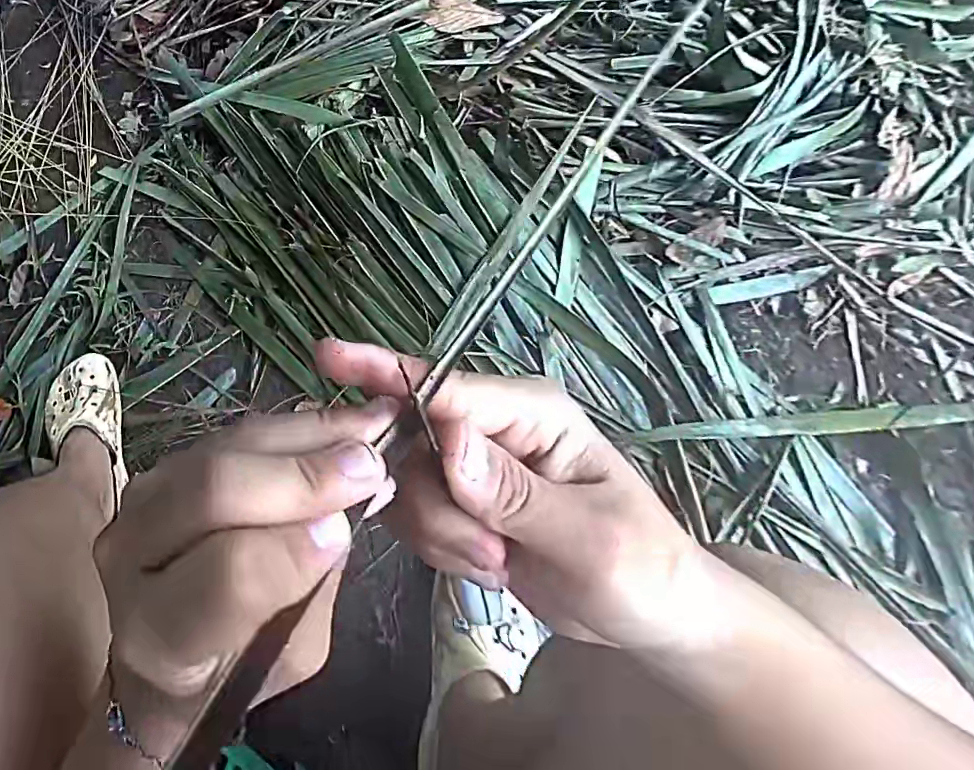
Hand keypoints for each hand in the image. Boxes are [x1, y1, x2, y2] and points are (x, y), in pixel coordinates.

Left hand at [92, 401, 396, 753]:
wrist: (161, 645)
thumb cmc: (228, 670)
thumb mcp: (281, 660)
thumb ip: (309, 592)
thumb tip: (342, 514)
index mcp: (158, 629)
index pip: (223, 576)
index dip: (288, 549)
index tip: (345, 526)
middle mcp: (132, 550)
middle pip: (212, 489)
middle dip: (300, 475)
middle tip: (369, 464)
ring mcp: (141, 496)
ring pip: (225, 446)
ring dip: (304, 434)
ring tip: (366, 428)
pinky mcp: (162, 463)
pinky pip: (232, 434)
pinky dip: (291, 427)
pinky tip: (336, 424)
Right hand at [316, 339, 703, 650]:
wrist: (645, 618)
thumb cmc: (640, 568)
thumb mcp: (591, 538)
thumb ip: (514, 491)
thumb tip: (448, 441)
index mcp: (528, 410)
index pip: (445, 386)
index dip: (384, 371)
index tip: (328, 355)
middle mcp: (487, 425)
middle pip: (412, 440)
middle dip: (436, 503)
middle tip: (489, 550)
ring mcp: (464, 461)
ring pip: (405, 483)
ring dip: (442, 532)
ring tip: (499, 560)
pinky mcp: (450, 496)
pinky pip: (409, 512)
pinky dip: (438, 546)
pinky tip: (485, 562)